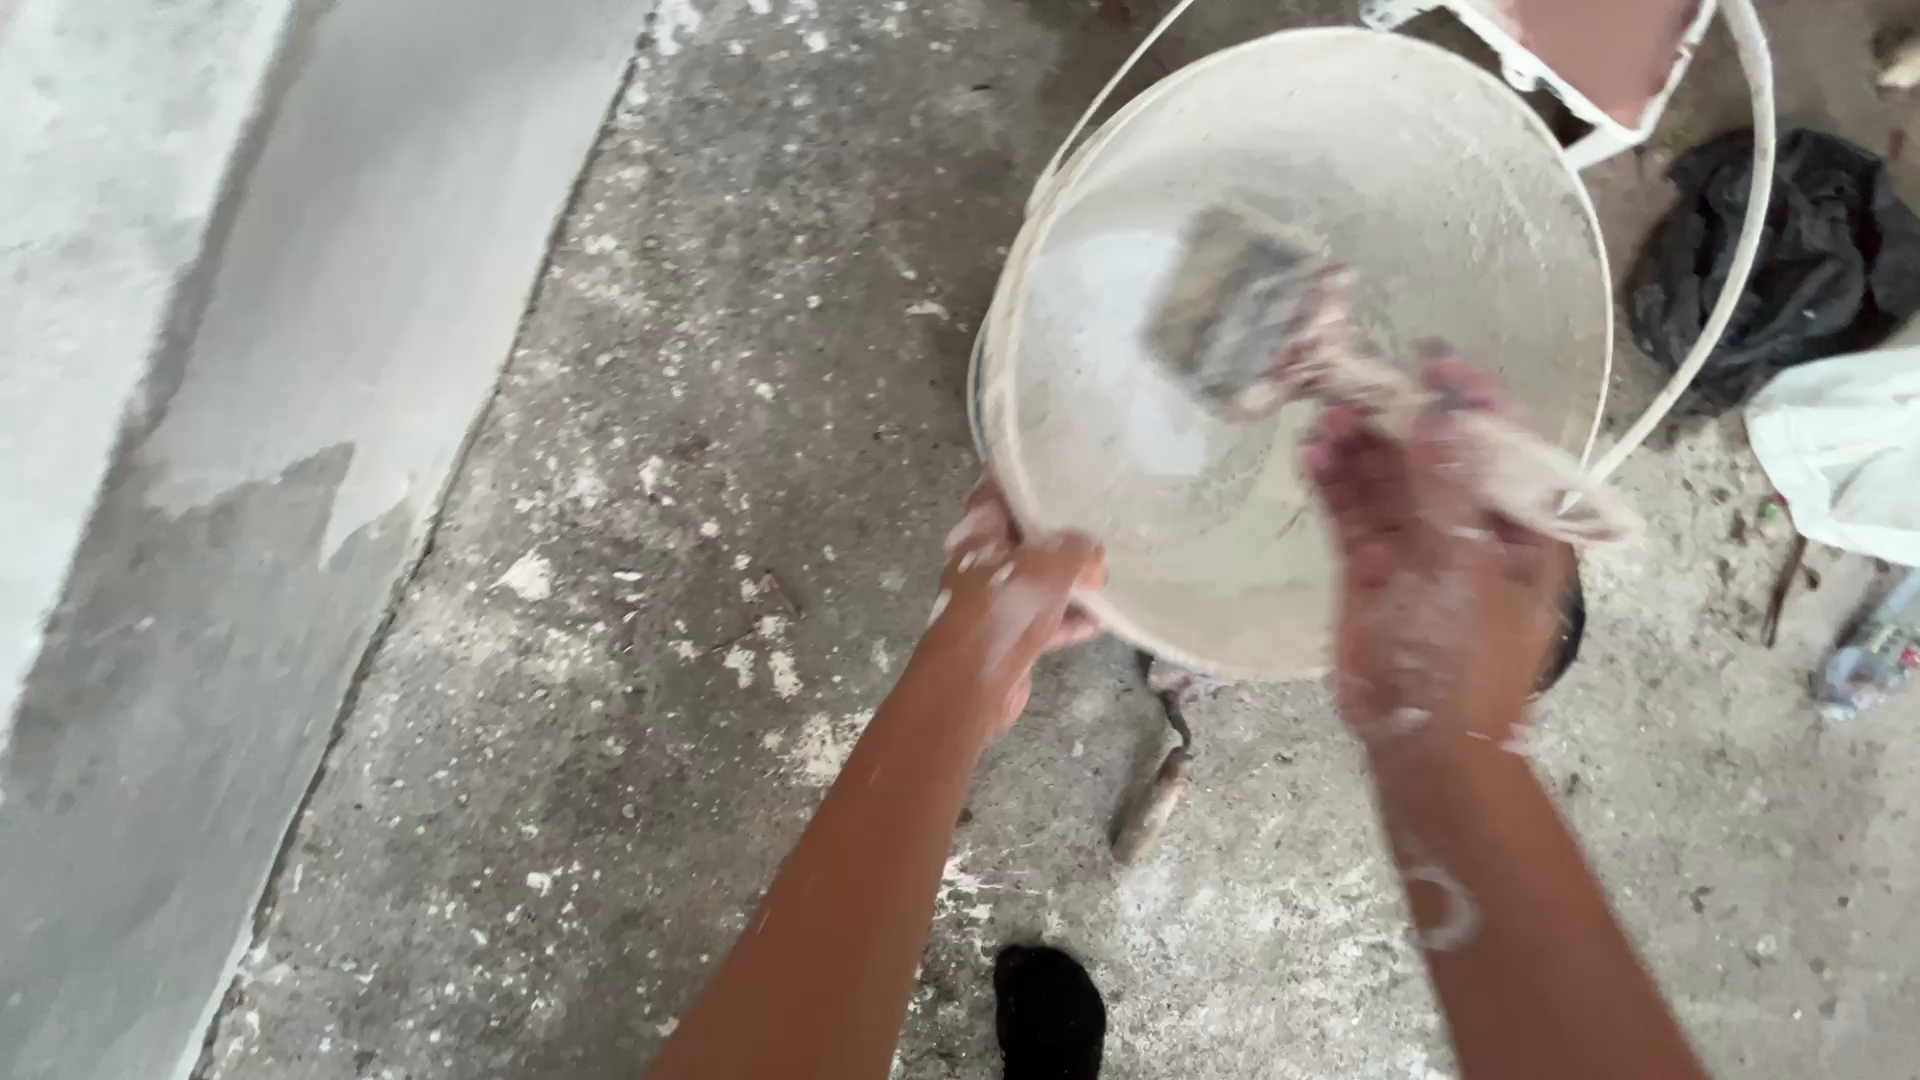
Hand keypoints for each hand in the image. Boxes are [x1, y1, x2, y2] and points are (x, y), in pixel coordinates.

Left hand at [922, 475, 1104, 735]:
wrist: (974, 683)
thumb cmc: (1002, 610)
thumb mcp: (1046, 565)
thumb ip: (1076, 549)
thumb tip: (1094, 555)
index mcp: (979, 534)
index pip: (994, 490)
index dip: (1017, 471)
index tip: (1048, 458)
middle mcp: (982, 564)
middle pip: (1022, 536)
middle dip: (1056, 527)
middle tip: (1094, 512)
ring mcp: (996, 602)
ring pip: (1038, 579)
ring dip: (1069, 577)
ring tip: (1106, 566)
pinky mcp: (1010, 637)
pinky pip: (1046, 619)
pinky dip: (1071, 619)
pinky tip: (1103, 619)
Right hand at [1302, 353, 1570, 747]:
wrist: (1420, 736)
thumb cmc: (1464, 658)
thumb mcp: (1465, 572)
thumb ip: (1447, 492)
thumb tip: (1439, 415)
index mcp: (1522, 528)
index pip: (1503, 449)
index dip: (1472, 403)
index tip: (1432, 363)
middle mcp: (1469, 528)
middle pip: (1433, 458)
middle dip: (1398, 421)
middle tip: (1352, 386)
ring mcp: (1414, 546)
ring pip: (1385, 481)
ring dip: (1358, 449)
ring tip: (1322, 421)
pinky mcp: (1368, 565)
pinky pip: (1351, 513)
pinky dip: (1332, 483)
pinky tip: (1312, 458)